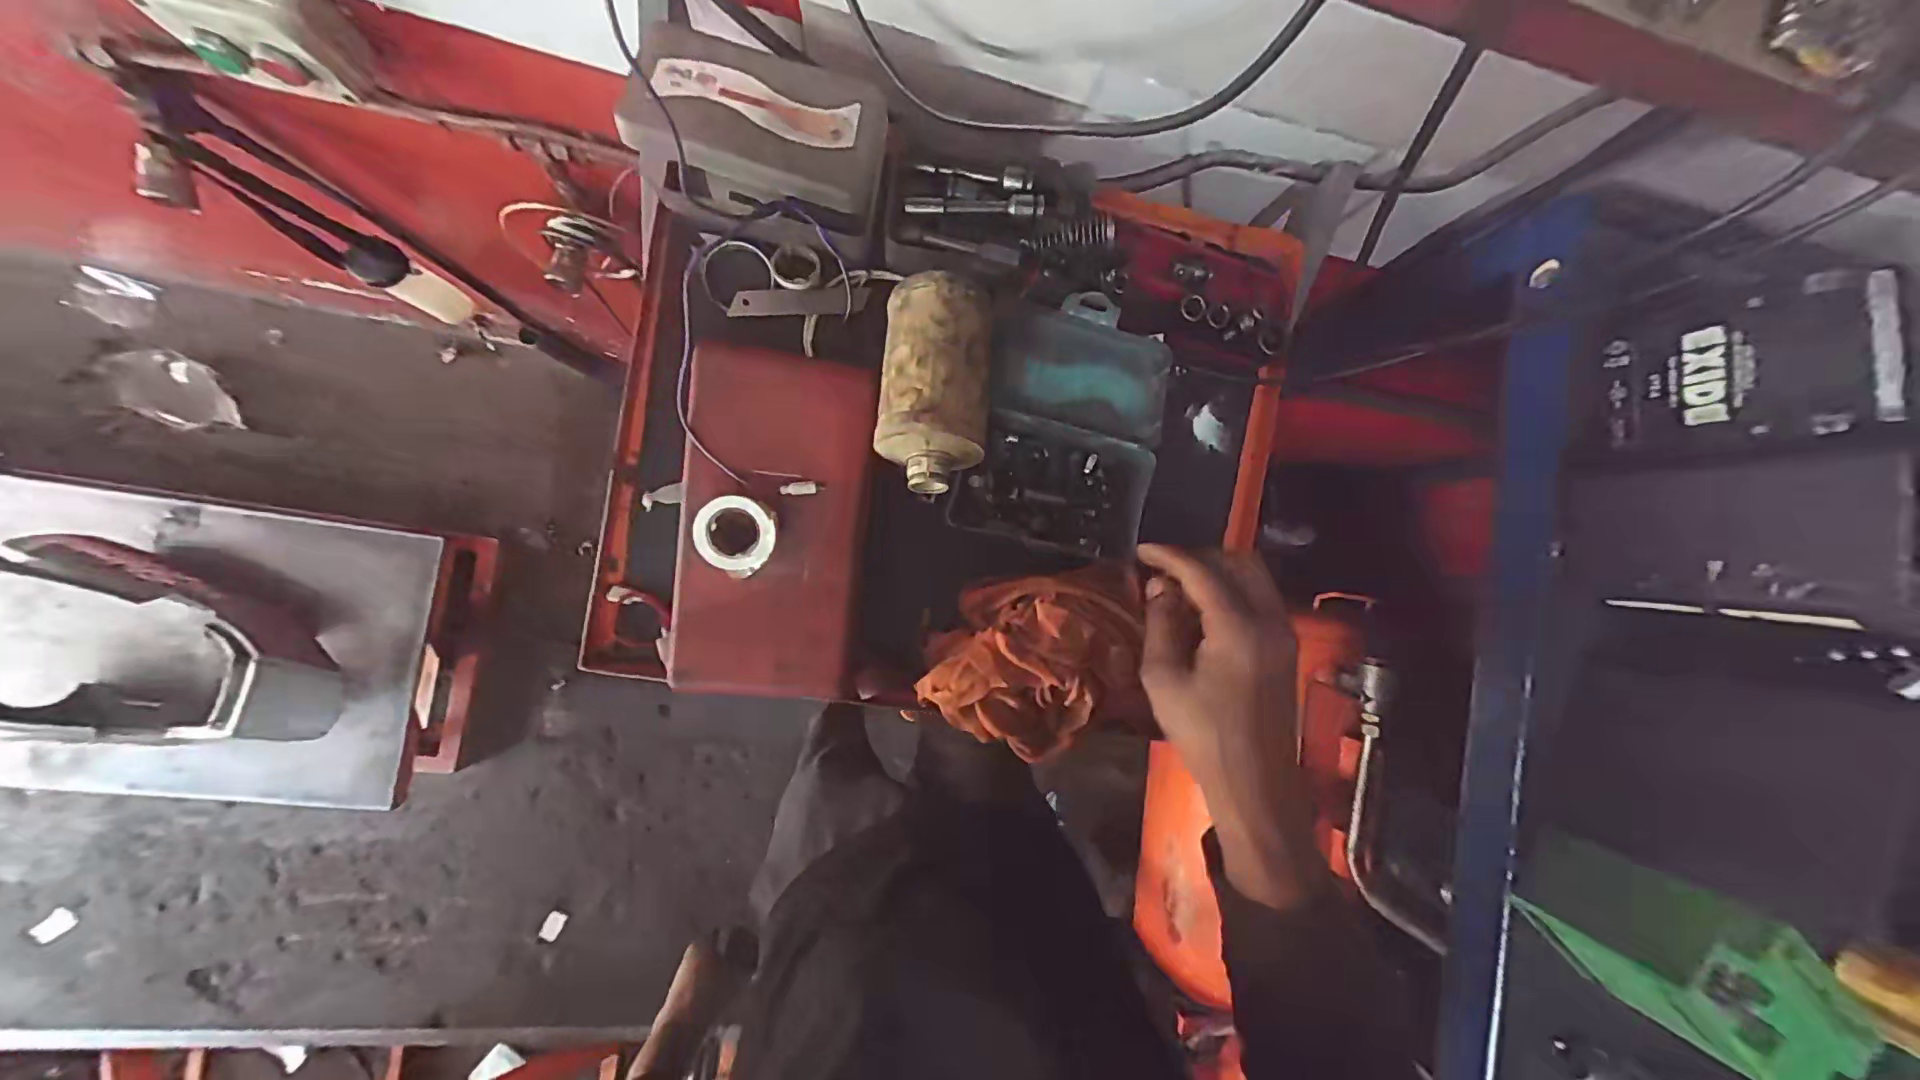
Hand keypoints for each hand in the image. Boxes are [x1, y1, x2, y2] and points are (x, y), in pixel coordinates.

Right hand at [1137, 544, 1310, 910]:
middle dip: (1198, 557)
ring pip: (1255, 577)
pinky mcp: (1286, 648)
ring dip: (1217, 572)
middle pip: (1239, 562)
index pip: (1202, 571)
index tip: (1141, 551)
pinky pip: (1260, 598)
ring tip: (1180, 587)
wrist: (1255, 782)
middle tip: (1163, 568)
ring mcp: (1284, 633)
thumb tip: (1160, 587)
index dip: (1169, 555)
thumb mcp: (1163, 679)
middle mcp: (1269, 621)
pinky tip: (1204, 610)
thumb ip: (1160, 624)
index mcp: (1238, 628)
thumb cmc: (1203, 735)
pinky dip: (1232, 591)